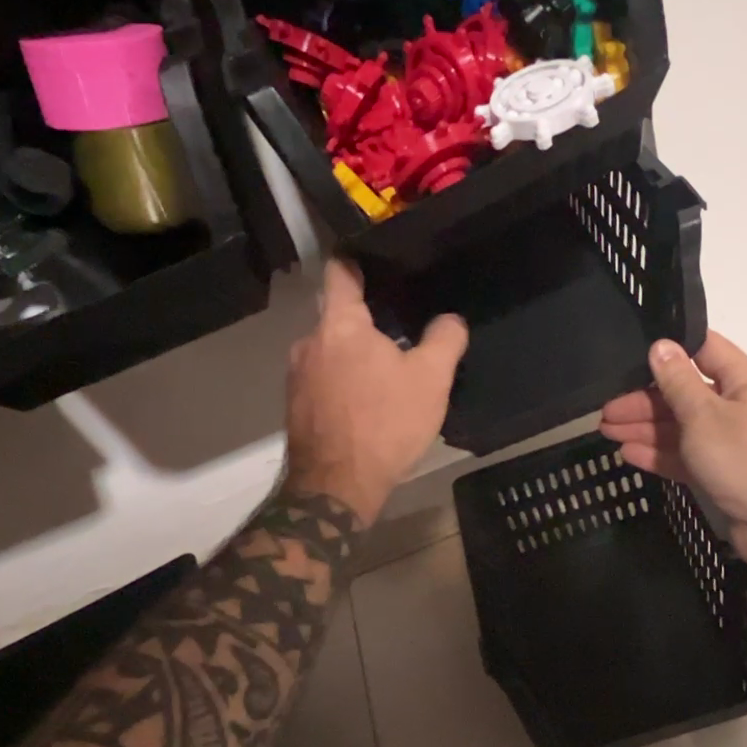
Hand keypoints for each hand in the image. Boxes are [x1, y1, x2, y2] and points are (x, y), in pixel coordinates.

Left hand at [284, 260, 467, 524]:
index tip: (377, 259)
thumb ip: (444, 339)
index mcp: (340, 325)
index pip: (341, 271)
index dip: (358, 259)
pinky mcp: (296, 405)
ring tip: (388, 372)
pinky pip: (323, 378)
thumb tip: (450, 319)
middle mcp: (309, 342)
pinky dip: (343, 381)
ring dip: (355, 355)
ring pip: (331, 350)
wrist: (337, 487)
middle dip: (367, 321)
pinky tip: (368, 403)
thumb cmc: (385, 424)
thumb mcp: (431, 380)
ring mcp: (297, 375)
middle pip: (339, 316)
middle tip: (401, 330)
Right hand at [599, 332, 746, 561]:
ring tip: (605, 430)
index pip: (705, 349)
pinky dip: (659, 453)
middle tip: (606, 409)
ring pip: (681, 426)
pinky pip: (686, 454)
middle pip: (685, 392)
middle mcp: (739, 407)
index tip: (632, 352)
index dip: (670, 348)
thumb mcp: (705, 416)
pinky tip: (628, 453)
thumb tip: (661, 344)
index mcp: (745, 382)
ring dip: (645, 427)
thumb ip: (678, 381)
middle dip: (644, 399)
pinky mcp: (722, 472)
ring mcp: (731, 441)